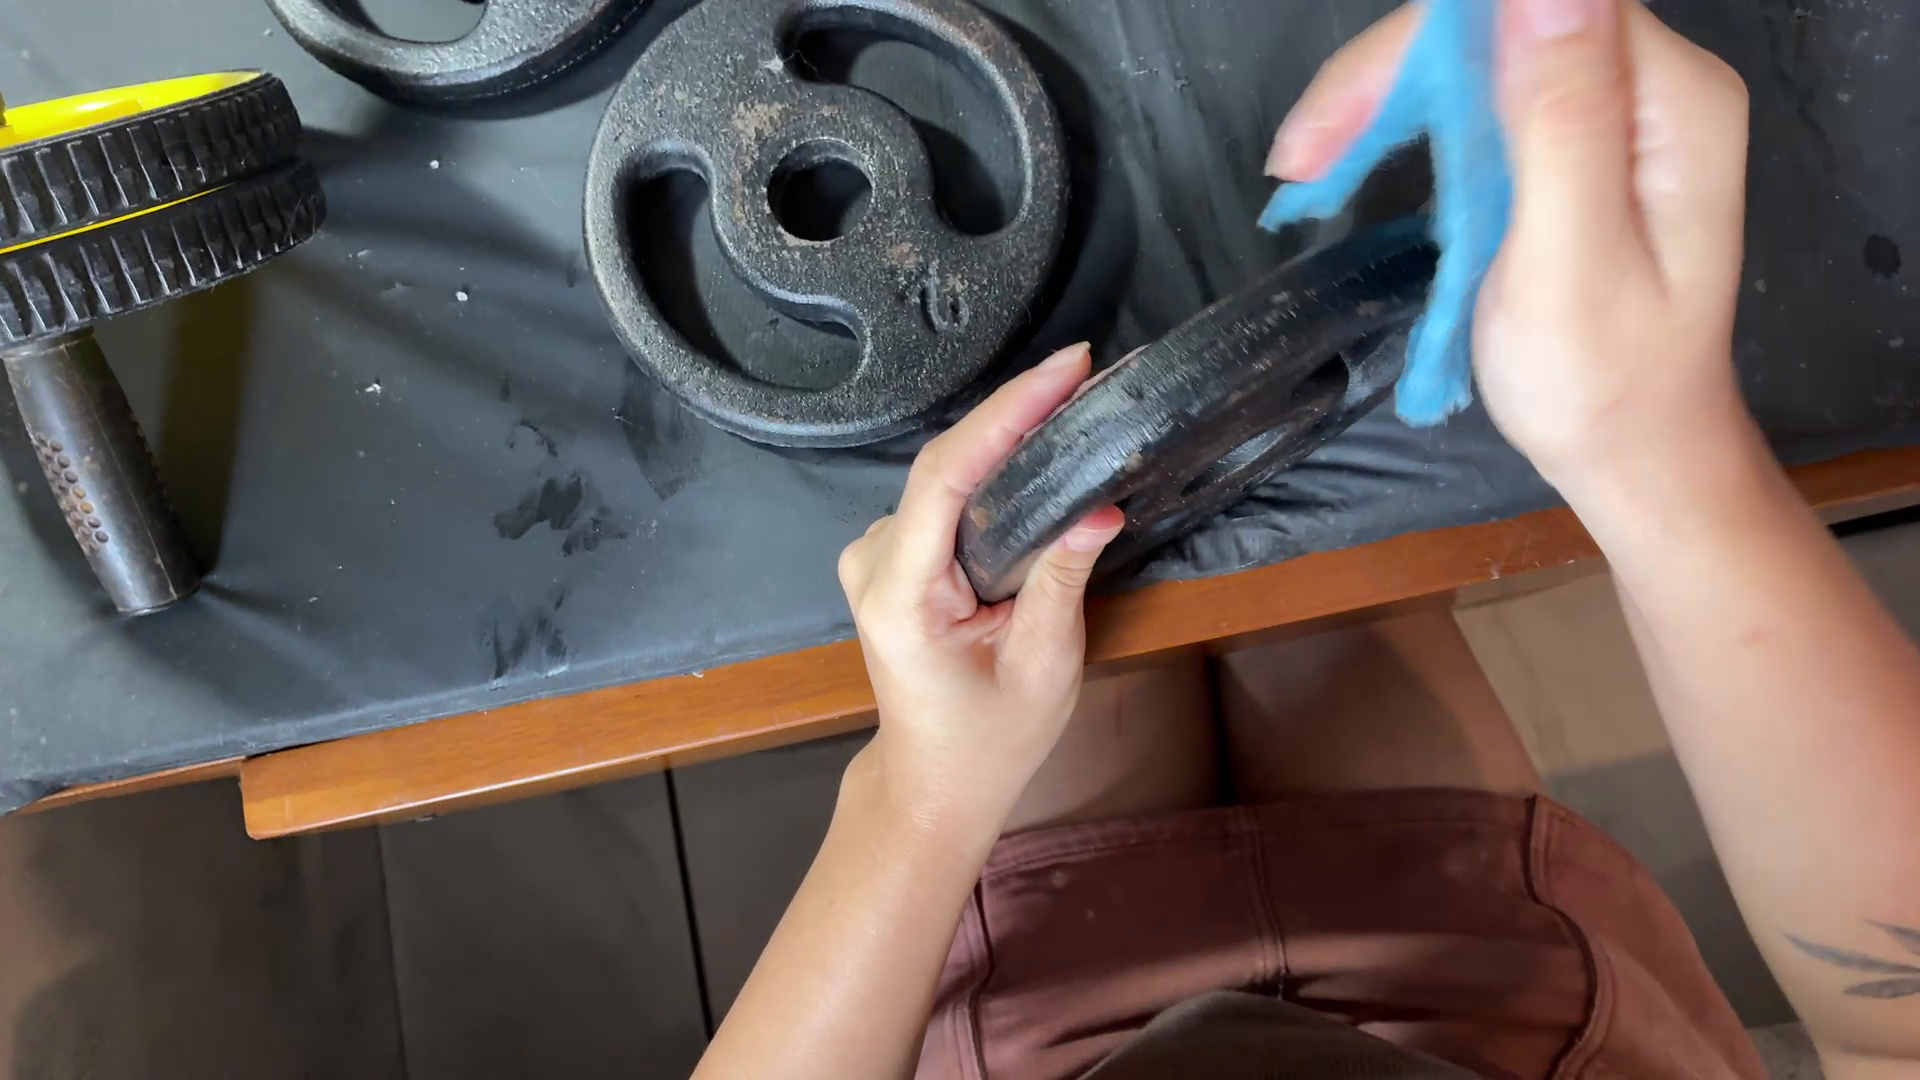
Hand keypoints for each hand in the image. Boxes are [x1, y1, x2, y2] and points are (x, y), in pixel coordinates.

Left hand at [837, 344, 1125, 842]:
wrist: (934, 779)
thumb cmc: (989, 740)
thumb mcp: (1041, 665)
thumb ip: (1061, 581)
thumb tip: (1101, 507)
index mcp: (900, 593)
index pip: (946, 478)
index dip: (1004, 414)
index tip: (1064, 369)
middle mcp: (872, 560)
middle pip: (943, 465)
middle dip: (1013, 414)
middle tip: (1081, 373)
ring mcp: (874, 555)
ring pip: (944, 475)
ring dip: (1004, 437)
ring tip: (1068, 401)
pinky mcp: (892, 556)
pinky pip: (943, 496)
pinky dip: (989, 470)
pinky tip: (1033, 449)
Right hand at [1268, 0, 1753, 495]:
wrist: (1624, 445)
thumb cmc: (1599, 375)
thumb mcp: (1574, 260)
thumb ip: (1561, 124)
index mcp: (1661, 101)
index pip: (1532, 10)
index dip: (1418, 50)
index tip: (1329, 130)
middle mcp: (1634, 91)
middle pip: (1490, 33)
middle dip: (1380, 83)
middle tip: (1296, 164)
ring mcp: (1590, 126)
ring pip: (1468, 73)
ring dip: (1376, 109)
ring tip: (1303, 173)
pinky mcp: (1547, 164)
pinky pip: (1464, 119)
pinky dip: (1395, 138)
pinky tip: (1346, 170)